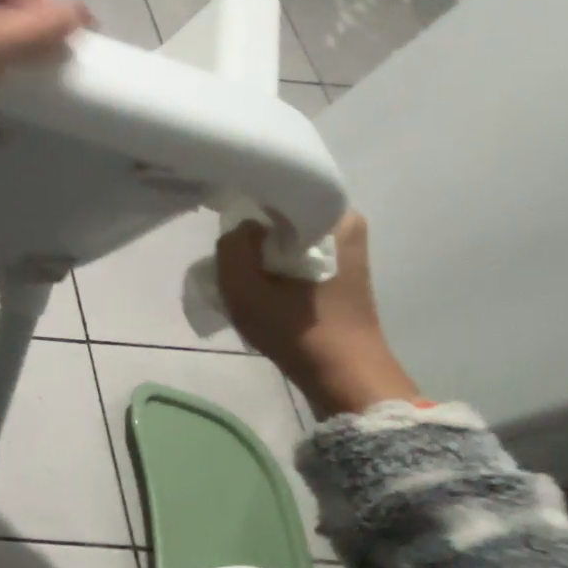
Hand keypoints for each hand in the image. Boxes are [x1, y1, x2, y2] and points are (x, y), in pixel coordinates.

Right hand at [216, 213, 419, 417]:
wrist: (345, 376)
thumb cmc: (298, 330)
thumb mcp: (245, 289)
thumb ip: (232, 248)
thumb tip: (240, 228)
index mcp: (334, 221)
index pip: (281, 191)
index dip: (247, 200)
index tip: (220, 215)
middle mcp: (347, 227)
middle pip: (283, 213)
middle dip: (253, 227)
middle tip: (228, 251)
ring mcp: (347, 250)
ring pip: (288, 234)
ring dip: (262, 248)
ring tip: (240, 268)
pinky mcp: (341, 271)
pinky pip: (298, 251)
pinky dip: (275, 261)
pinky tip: (259, 281)